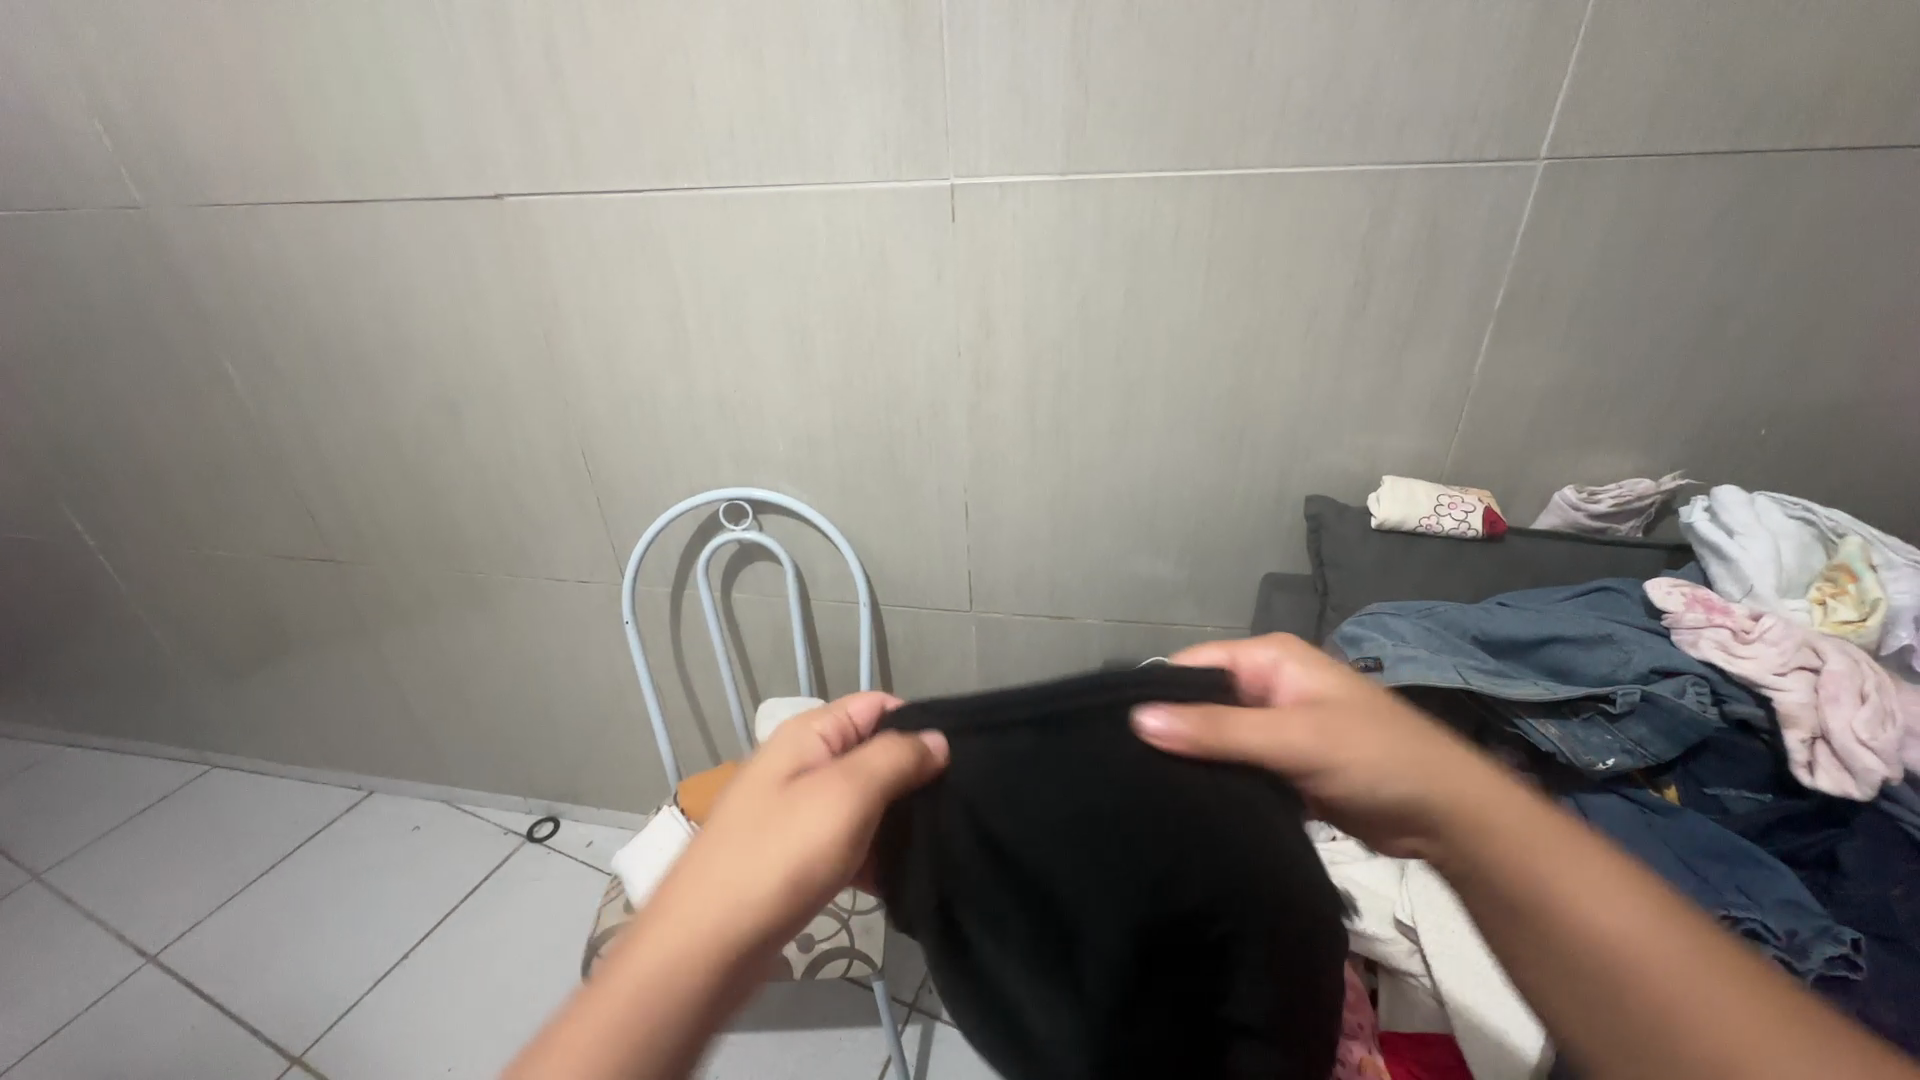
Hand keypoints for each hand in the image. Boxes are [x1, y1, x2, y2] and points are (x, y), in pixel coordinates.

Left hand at [642, 692, 948, 955]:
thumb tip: (938, 739)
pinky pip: (848, 843)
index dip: (919, 724)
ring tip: (939, 845)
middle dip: (913, 777)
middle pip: (872, 754)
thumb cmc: (780, 856)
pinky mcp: (797, 857)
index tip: (960, 758)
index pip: (877, 706)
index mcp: (809, 735)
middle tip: (957, 806)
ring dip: (896, 822)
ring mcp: (797, 813)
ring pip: (864, 802)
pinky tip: (901, 881)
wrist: (707, 946)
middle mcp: (802, 765)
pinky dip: (874, 857)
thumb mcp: (847, 793)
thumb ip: (896, 758)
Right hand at [1130, 633, 1506, 858]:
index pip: (1191, 666)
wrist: (1448, 817)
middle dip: (1171, 731)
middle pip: (1200, 703)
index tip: (1114, 732)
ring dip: (1192, 761)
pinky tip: (1185, 803)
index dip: (1156, 694)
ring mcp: (1275, 727)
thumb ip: (1215, 730)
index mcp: (1269, 658)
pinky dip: (1216, 781)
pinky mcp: (1283, 765)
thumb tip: (1137, 720)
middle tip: (1125, 767)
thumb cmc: (1373, 758)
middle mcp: (1267, 685)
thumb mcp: (1292, 739)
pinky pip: (1235, 767)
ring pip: (1215, 739)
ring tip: (1145, 788)